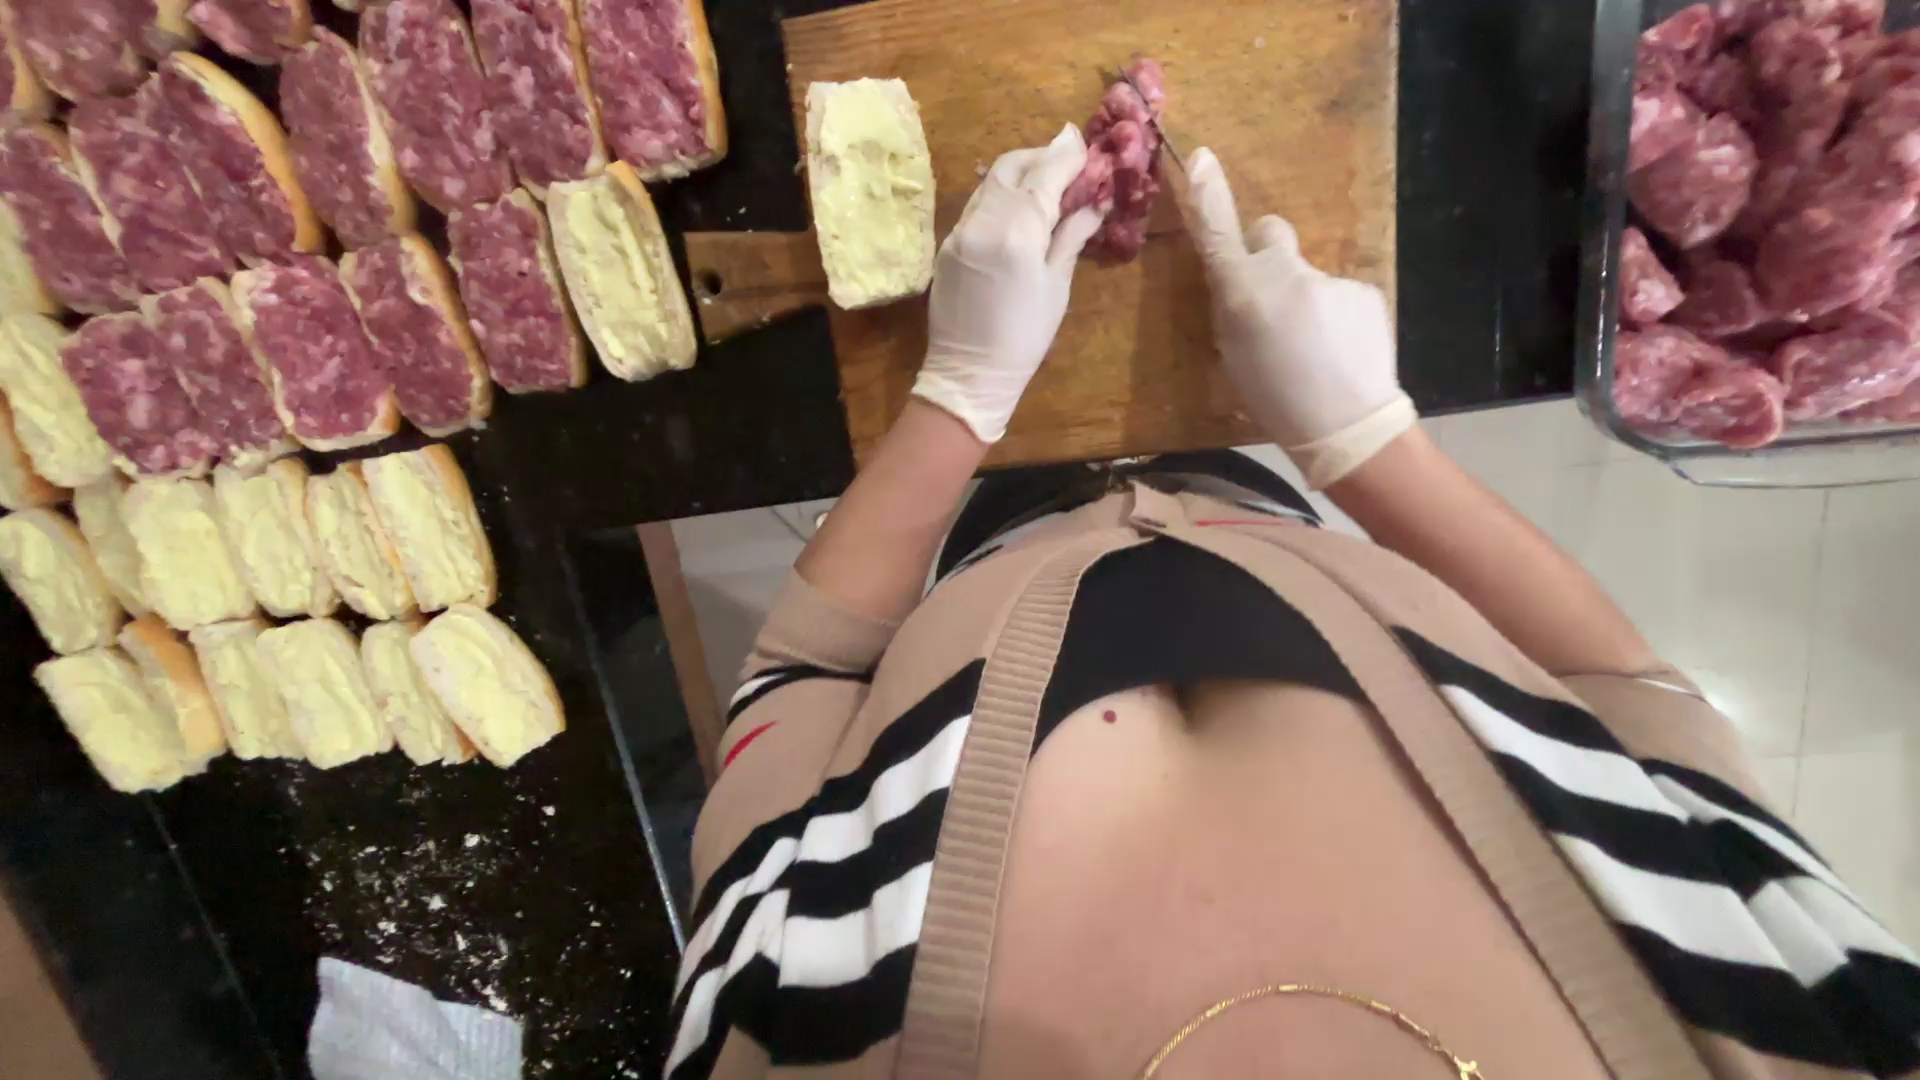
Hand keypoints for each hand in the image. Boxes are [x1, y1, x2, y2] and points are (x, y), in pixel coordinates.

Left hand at [912, 125, 1106, 443]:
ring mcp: (958, 231)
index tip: (1083, 142)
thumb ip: (1071, 236)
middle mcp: (983, 221)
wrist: (968, 374)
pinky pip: (975, 207)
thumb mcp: (1057, 286)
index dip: (1067, 155)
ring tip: (1042, 189)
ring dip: (1018, 176)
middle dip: (1040, 158)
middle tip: (1064, 166)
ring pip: (989, 184)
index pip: (1045, 174)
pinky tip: (1015, 215)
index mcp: (1017, 232)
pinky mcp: (945, 246)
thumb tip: (1093, 201)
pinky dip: (998, 199)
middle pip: (1012, 167)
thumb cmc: (1024, 337)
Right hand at [1179, 148, 1414, 488]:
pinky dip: (1337, 314)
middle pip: (1271, 234)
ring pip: (1307, 272)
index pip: (1217, 234)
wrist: (1344, 422)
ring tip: (1314, 347)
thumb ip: (1235, 310)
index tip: (1204, 157)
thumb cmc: (1273, 400)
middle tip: (1275, 302)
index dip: (1208, 196)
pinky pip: (1340, 292)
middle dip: (1271, 255)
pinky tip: (1340, 349)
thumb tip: (1244, 286)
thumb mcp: (1233, 357)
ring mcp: (1327, 277)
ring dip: (1307, 297)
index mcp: (1240, 295)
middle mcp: (1282, 273)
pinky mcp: (1363, 288)